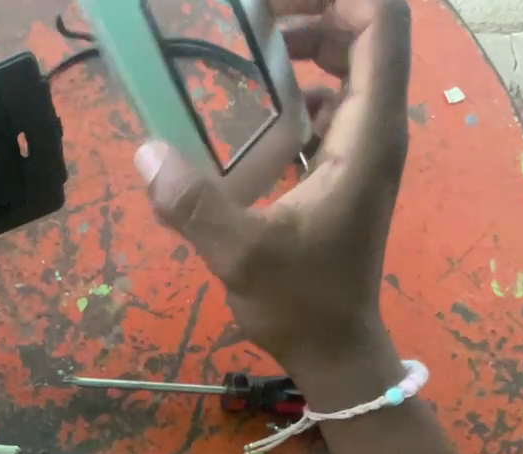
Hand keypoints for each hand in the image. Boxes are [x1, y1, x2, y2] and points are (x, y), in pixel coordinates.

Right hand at [136, 0, 411, 405]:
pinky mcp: (345, 177)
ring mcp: (363, 154)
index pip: (377, 25)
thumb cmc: (300, 302)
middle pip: (364, 37)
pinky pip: (329, 114)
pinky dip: (296, 100)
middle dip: (311, 16)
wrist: (334, 349)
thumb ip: (193, 205)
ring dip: (303, 54)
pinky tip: (256, 121)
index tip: (269, 3)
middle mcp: (375, 132)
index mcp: (368, 135)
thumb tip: (145, 152)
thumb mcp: (241, 254)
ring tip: (248, 56)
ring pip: (347, 74)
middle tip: (249, 21)